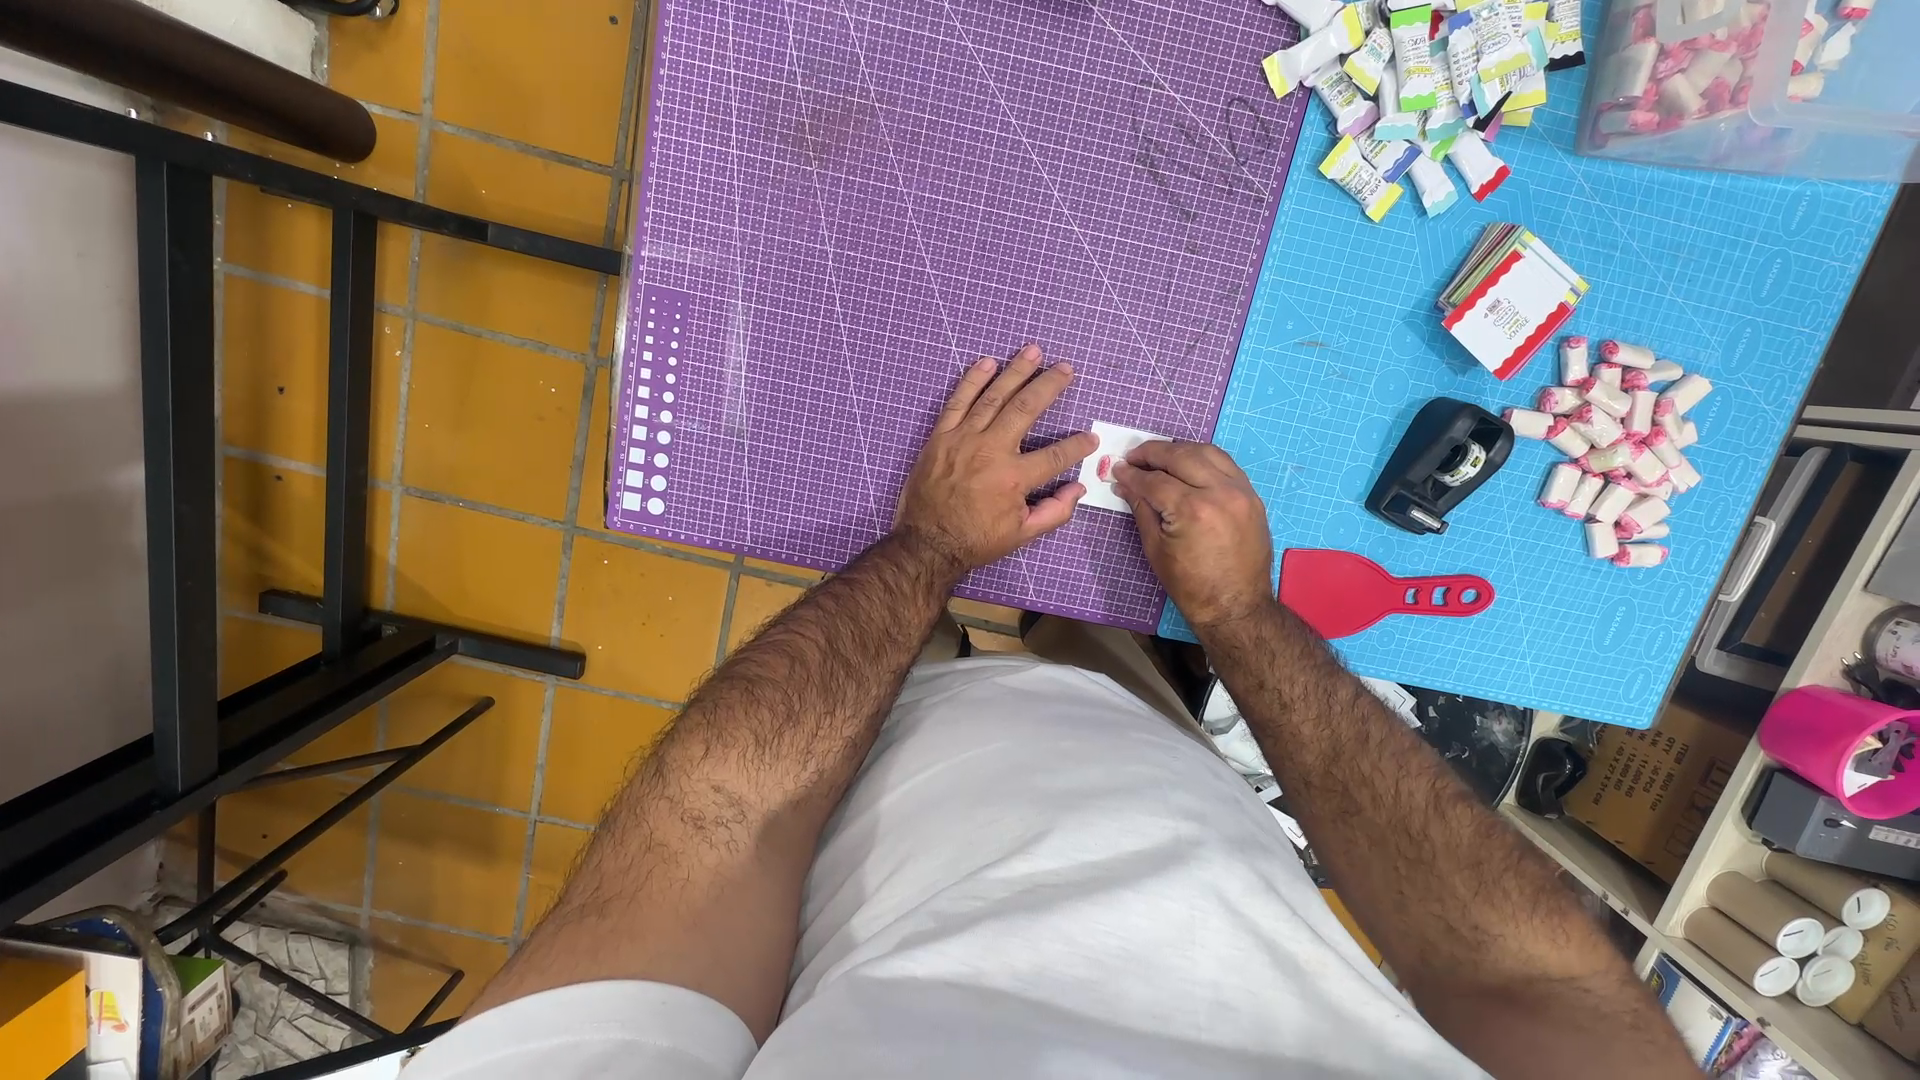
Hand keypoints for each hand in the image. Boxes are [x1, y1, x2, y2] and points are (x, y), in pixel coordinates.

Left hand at [894, 344, 1098, 575]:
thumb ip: (1054, 512)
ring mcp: (963, 439)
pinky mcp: (941, 436)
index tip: (1091, 438)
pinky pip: (958, 401)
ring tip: (1033, 352)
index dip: (1077, 446)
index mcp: (1014, 477)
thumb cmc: (975, 540)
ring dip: (1015, 371)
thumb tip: (1078, 489)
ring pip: (994, 397)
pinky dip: (972, 380)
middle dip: (1049, 386)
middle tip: (1066, 368)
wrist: (927, 543)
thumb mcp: (1022, 535)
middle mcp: (991, 450)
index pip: (1055, 455)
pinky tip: (988, 363)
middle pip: (1026, 408)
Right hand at [1112, 442, 1274, 630]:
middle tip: (1134, 456)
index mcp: (1192, 510)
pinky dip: (1204, 459)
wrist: (1235, 605)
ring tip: (1160, 456)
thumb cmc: (1190, 584)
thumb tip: (1125, 484)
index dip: (1132, 474)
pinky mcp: (1251, 496)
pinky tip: (1188, 464)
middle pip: (1180, 456)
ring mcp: (1240, 492)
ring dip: (1180, 450)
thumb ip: (1141, 509)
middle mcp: (1219, 493)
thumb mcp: (1155, 548)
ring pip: (1207, 453)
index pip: (1154, 480)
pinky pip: (1226, 464)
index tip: (1118, 469)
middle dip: (1153, 453)